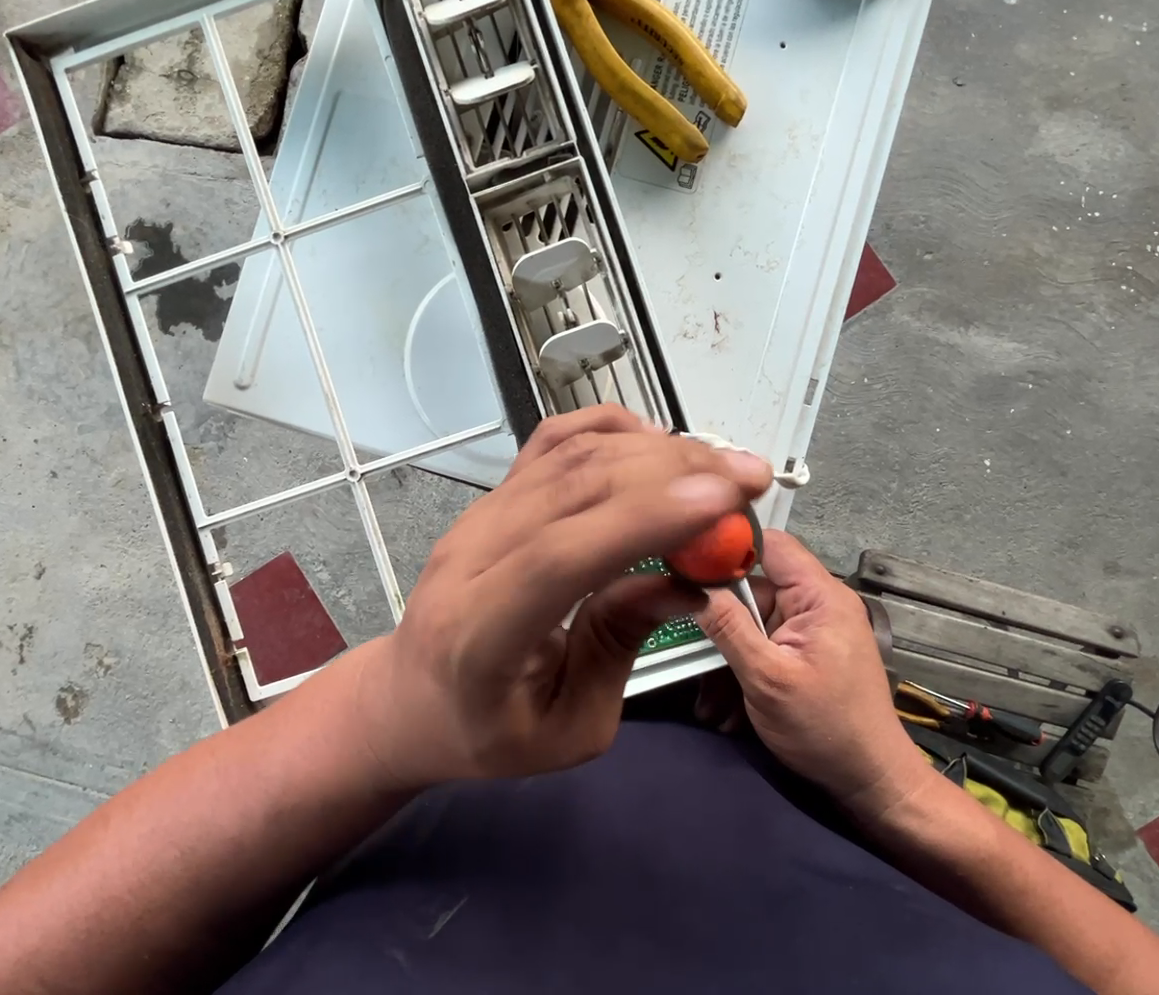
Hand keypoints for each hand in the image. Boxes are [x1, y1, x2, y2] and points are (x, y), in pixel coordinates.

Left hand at [348, 406, 774, 789]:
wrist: (410, 697)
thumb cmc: (486, 731)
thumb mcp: (568, 727)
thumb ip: (621, 648)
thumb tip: (687, 584)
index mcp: (483, 633)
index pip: (560, 557)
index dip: (643, 519)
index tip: (723, 499)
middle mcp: (472, 557)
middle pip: (572, 489)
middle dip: (671, 474)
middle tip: (748, 480)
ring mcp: (477, 518)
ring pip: (566, 456)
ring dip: (652, 450)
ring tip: (719, 463)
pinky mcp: (491, 500)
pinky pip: (548, 443)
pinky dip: (606, 428)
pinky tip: (655, 441)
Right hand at [696, 531, 931, 820]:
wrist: (871, 783)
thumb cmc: (826, 728)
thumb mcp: (768, 679)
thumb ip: (729, 627)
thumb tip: (694, 586)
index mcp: (819, 596)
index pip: (770, 543)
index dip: (728, 546)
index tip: (686, 564)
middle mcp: (816, 604)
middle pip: (752, 589)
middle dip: (719, 623)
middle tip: (690, 654)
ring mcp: (810, 631)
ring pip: (750, 624)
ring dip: (726, 660)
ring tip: (710, 704)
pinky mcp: (803, 655)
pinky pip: (762, 648)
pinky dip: (742, 674)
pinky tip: (726, 711)